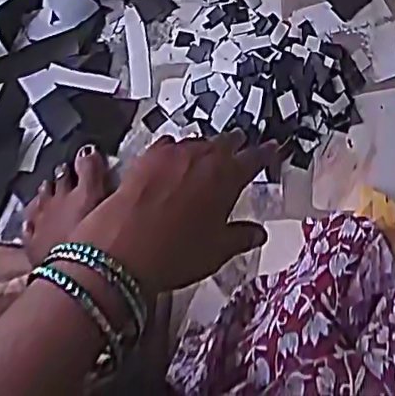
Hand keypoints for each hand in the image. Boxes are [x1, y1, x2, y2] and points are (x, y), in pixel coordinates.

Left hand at [70, 131, 275, 293]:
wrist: (122, 252)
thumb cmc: (171, 255)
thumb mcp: (216, 252)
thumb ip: (240, 237)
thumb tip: (256, 234)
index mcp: (227, 177)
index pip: (255, 157)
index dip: (266, 153)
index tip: (272, 148)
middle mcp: (203, 157)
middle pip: (227, 141)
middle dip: (236, 144)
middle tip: (240, 148)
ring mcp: (175, 152)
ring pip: (198, 141)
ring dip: (205, 147)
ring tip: (206, 158)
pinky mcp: (149, 154)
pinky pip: (169, 143)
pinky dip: (175, 149)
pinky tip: (172, 160)